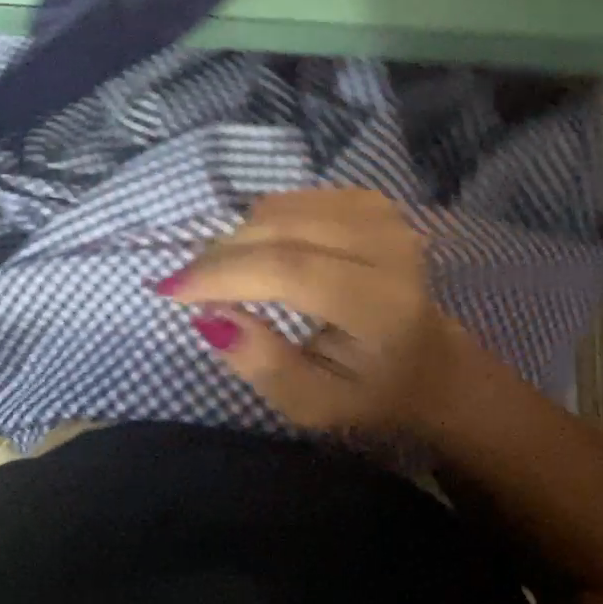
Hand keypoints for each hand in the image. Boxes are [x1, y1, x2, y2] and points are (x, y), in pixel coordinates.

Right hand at [155, 188, 464, 436]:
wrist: (431, 361)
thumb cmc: (369, 389)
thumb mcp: (316, 404)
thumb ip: (265, 366)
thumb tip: (209, 318)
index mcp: (381, 304)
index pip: (288, 269)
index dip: (222, 274)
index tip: (171, 290)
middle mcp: (387, 246)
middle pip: (275, 231)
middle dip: (218, 256)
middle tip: (188, 286)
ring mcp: (380, 215)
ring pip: (275, 210)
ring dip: (236, 240)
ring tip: (226, 276)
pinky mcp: (367, 199)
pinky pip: (286, 200)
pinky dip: (258, 225)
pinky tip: (259, 254)